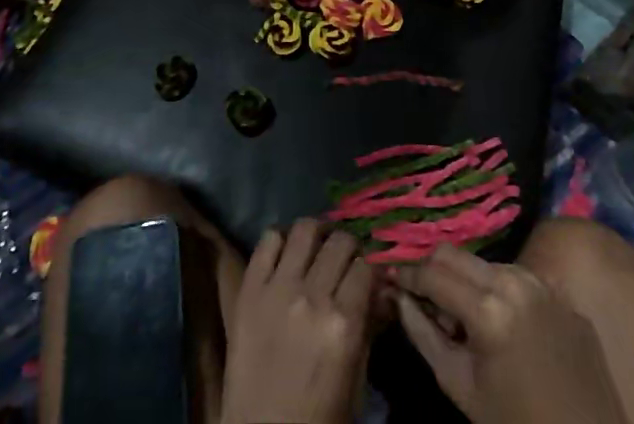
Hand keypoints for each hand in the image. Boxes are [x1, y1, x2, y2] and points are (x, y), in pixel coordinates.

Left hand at [220, 219, 376, 423]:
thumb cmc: (318, 414)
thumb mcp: (356, 379)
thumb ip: (370, 328)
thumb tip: (384, 291)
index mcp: (344, 322)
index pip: (366, 267)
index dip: (371, 267)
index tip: (369, 273)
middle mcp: (312, 295)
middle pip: (339, 242)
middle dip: (348, 247)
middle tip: (345, 259)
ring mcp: (277, 287)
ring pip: (304, 229)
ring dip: (317, 234)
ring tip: (318, 247)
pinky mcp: (249, 288)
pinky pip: (267, 240)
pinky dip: (281, 239)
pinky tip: (287, 253)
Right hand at [392, 245, 626, 423]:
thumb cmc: (515, 420)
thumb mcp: (458, 384)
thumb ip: (422, 333)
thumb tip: (397, 294)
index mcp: (488, 310)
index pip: (431, 272)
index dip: (405, 273)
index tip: (390, 279)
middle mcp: (516, 283)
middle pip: (454, 253)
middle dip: (431, 268)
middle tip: (423, 297)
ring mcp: (543, 284)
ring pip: (484, 261)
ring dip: (464, 278)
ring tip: (463, 315)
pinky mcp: (562, 293)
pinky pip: (517, 275)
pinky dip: (496, 288)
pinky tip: (498, 319)